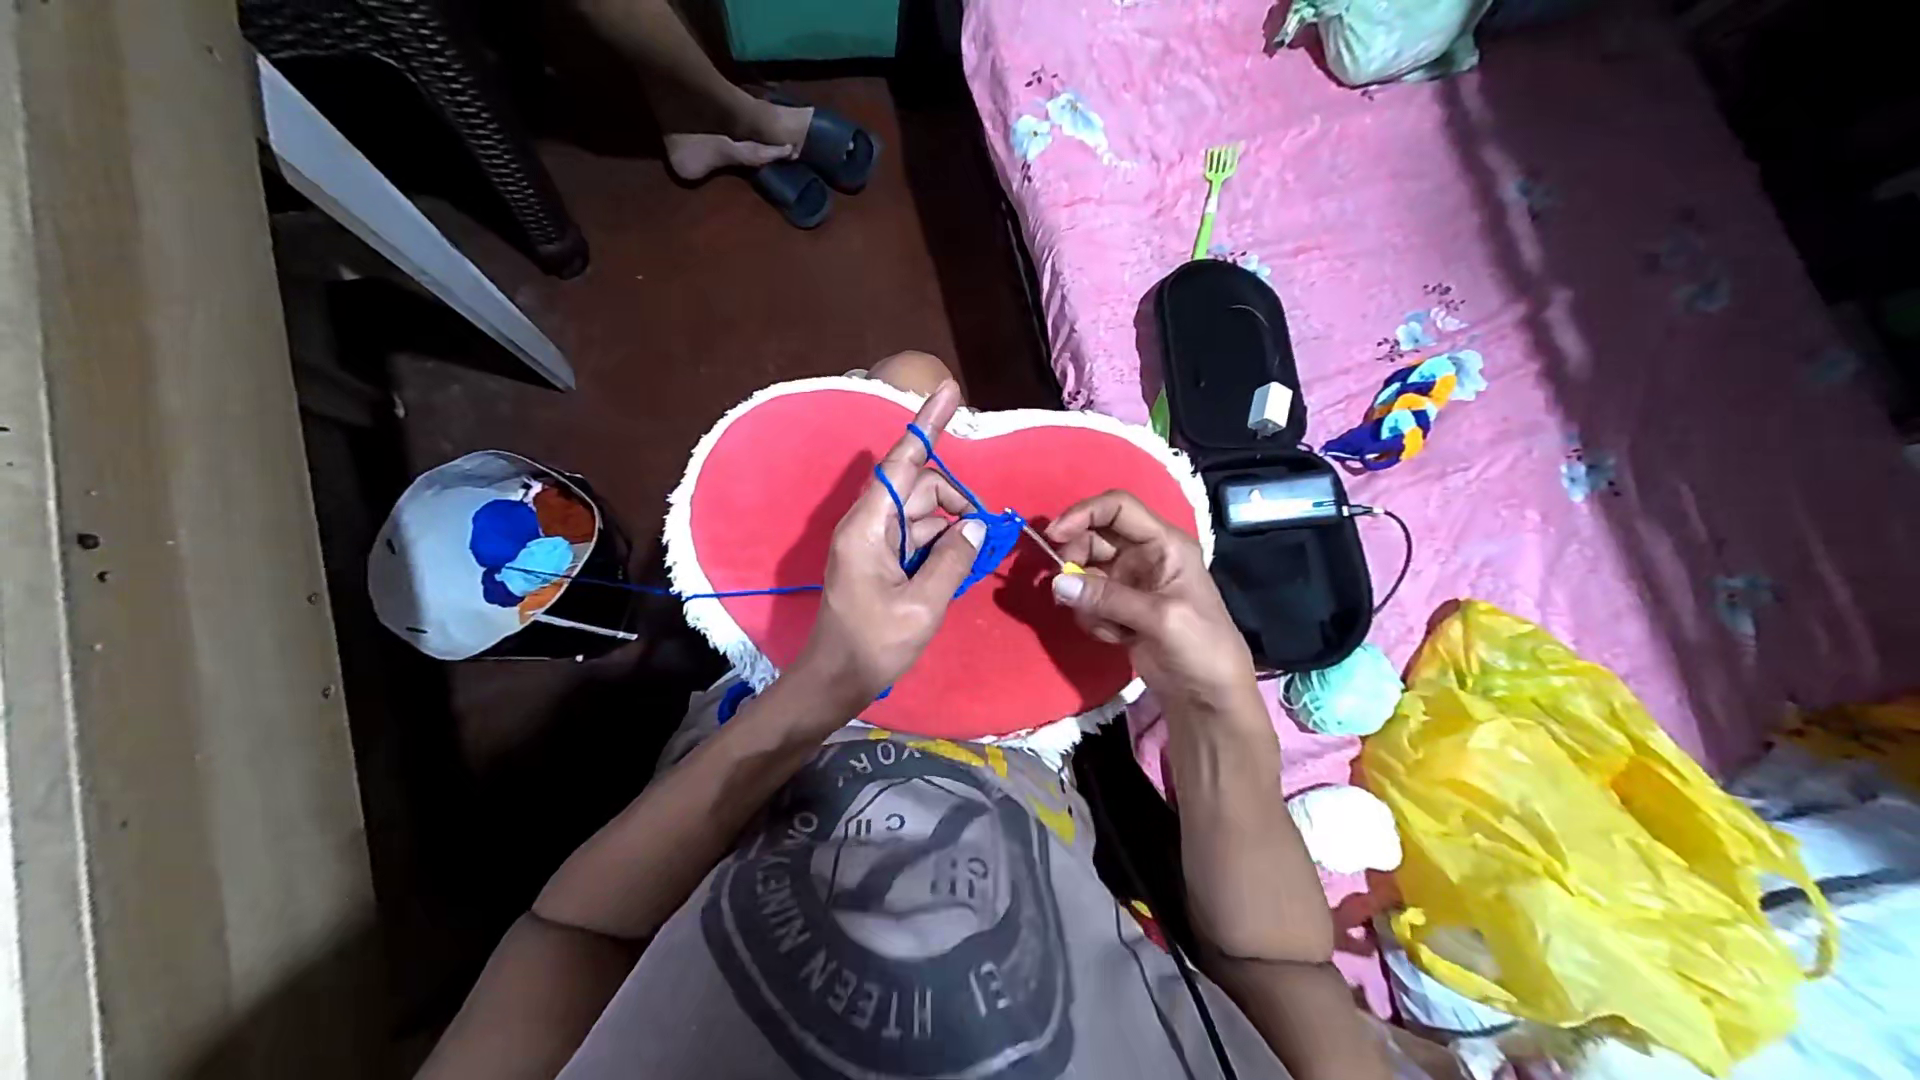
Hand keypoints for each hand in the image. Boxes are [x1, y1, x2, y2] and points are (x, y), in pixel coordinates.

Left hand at [792, 381, 983, 709]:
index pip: (901, 463)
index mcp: (869, 528)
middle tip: (985, 530)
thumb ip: (952, 559)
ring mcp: (874, 543)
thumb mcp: (922, 605)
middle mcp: (869, 525)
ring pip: (922, 514)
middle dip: (954, 500)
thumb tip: (975, 525)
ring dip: (951, 527)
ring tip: (973, 555)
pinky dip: (941, 545)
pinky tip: (957, 565)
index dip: (926, 426)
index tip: (948, 391)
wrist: (836, 680)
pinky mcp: (881, 560)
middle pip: (918, 488)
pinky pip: (918, 538)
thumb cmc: (873, 645)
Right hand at [1045, 490, 1258, 718]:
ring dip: (1084, 598)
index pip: (1118, 507)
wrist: (1209, 698)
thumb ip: (1108, 597)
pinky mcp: (1118, 608)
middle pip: (1093, 537)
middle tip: (1065, 587)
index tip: (1054, 536)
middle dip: (1075, 560)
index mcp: (1165, 543)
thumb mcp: (1159, 618)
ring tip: (1107, 627)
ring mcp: (1130, 582)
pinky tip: (1115, 638)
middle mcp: (1145, 555)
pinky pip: (1087, 600)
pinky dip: (1091, 618)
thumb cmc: (1201, 647)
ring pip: (1085, 571)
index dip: (1084, 513)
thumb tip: (1058, 582)